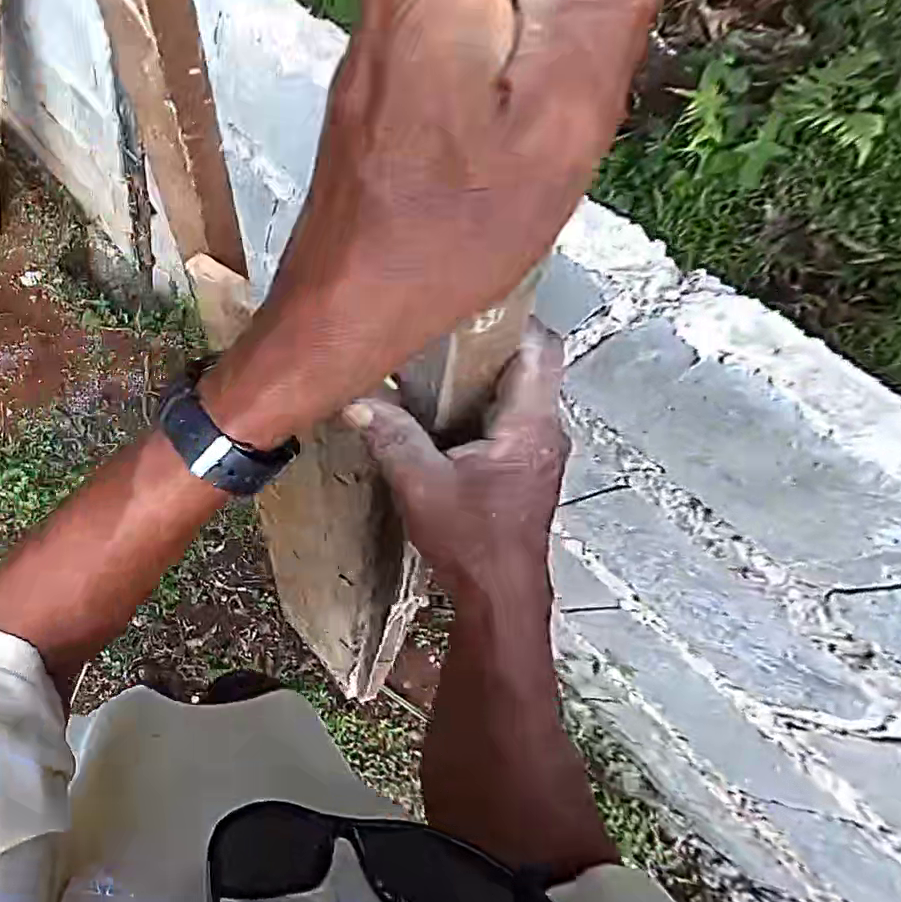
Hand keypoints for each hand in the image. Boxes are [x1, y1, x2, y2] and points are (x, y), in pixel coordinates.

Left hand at [199, 0, 684, 446]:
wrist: (341, 316)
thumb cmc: (440, 244)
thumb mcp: (555, 124)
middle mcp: (378, 10)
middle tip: (579, 3)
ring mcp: (364, 61)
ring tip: (550, 60)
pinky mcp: (365, 101)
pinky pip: (432, 27)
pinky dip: (485, 37)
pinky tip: (506, 102)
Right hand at [344, 320, 568, 599]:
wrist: (499, 593)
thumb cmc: (471, 542)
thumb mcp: (421, 484)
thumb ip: (391, 436)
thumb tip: (356, 400)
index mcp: (530, 426)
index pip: (542, 349)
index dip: (512, 320)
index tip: (468, 308)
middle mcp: (544, 432)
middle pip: (526, 366)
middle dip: (481, 348)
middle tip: (434, 337)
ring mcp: (536, 450)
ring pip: (514, 393)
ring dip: (475, 380)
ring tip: (429, 371)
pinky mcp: (522, 467)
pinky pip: (505, 419)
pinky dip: (475, 408)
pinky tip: (437, 416)